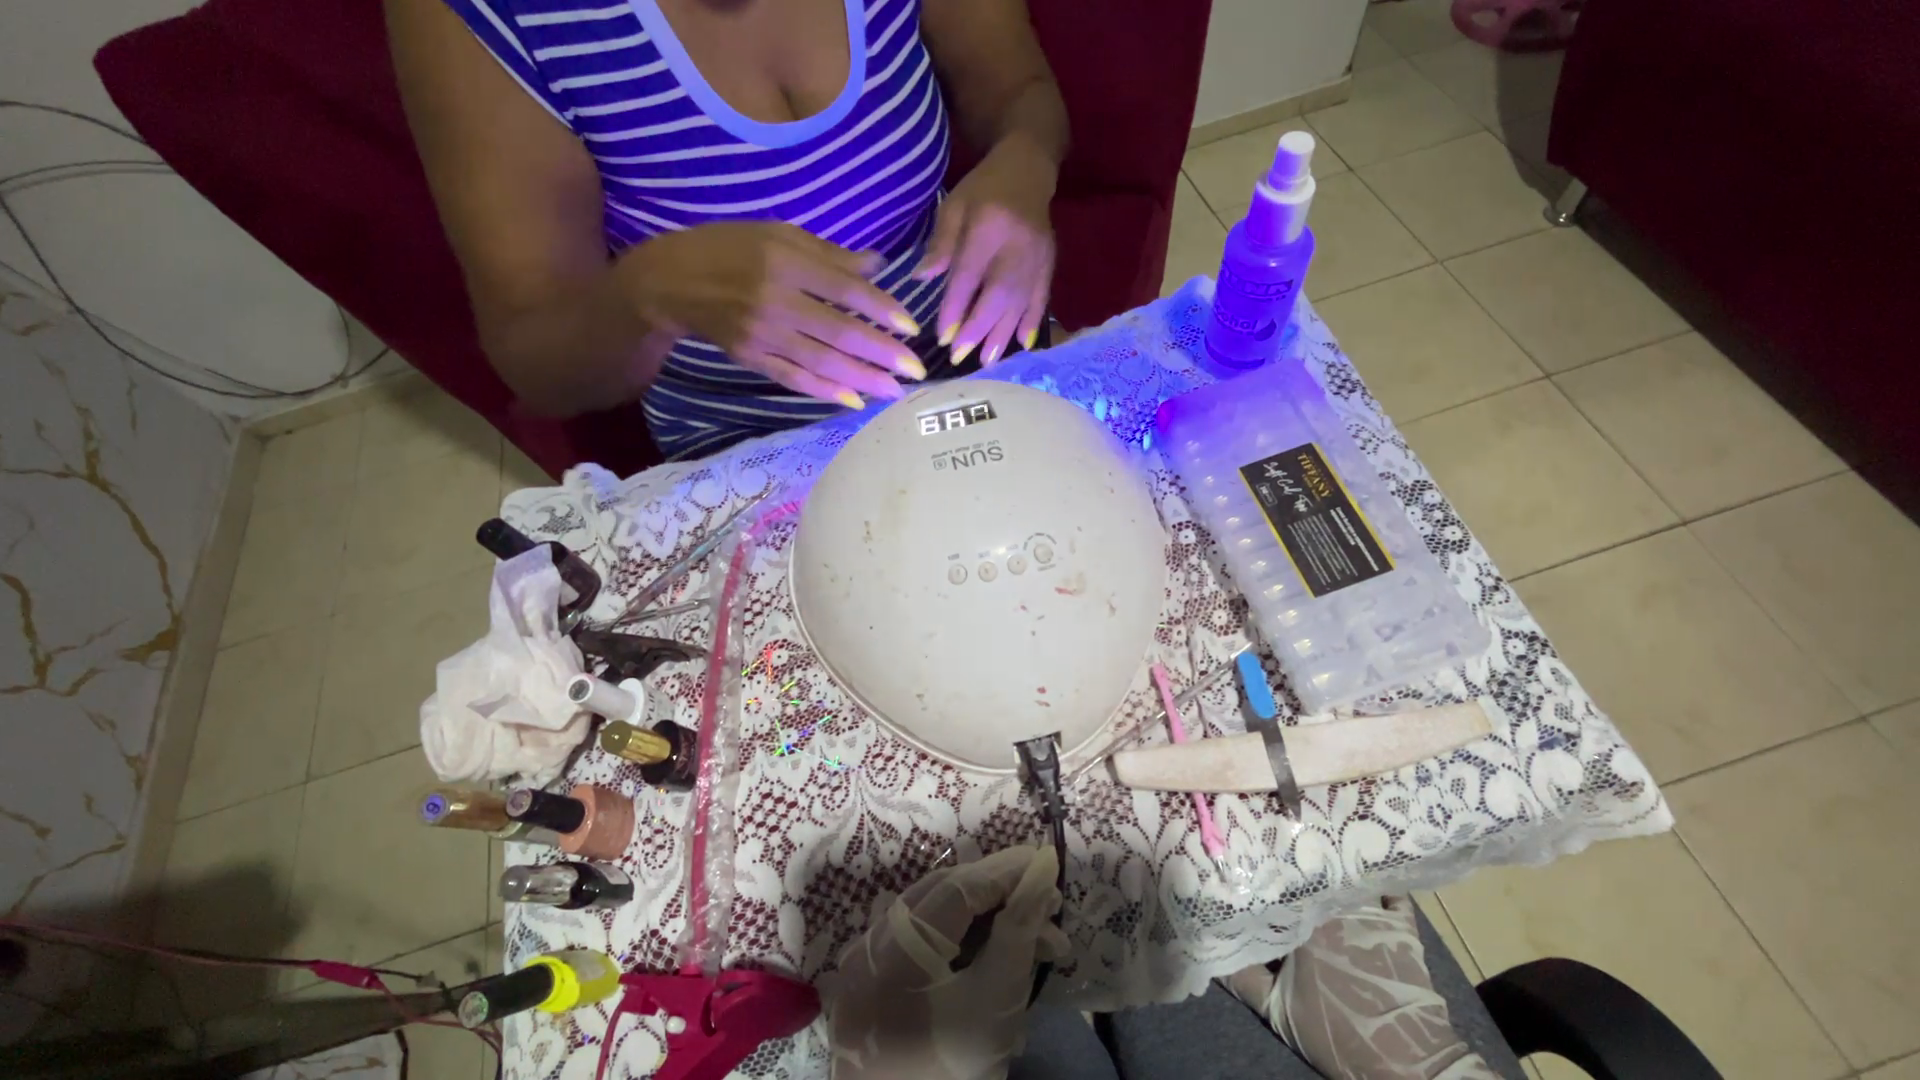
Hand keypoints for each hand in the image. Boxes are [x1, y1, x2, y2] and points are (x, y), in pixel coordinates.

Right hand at [627, 222, 926, 406]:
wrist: (670, 281)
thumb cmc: (729, 248)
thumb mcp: (778, 234)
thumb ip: (829, 254)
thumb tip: (879, 266)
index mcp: (786, 261)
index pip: (845, 290)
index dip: (882, 311)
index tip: (911, 328)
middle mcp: (775, 299)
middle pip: (838, 332)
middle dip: (881, 353)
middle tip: (916, 370)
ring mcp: (761, 333)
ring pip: (820, 361)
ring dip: (862, 379)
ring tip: (894, 392)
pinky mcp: (750, 357)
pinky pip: (793, 378)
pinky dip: (824, 391)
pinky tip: (853, 400)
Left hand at [823, 845, 1068, 1079]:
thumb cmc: (954, 1072)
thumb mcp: (997, 1000)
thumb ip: (1020, 928)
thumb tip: (1041, 869)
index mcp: (894, 947)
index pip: (958, 886)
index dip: (1007, 871)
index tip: (1048, 864)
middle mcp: (869, 944)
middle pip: (943, 896)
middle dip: (1001, 895)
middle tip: (1052, 907)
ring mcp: (863, 966)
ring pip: (933, 918)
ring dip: (987, 921)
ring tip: (1040, 942)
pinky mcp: (869, 987)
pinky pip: (919, 944)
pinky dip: (960, 942)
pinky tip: (999, 954)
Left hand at [916, 136, 1057, 367]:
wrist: (1029, 169)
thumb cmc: (983, 189)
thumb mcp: (953, 205)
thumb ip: (941, 243)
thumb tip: (922, 278)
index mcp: (990, 225)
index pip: (970, 273)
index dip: (956, 307)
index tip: (943, 337)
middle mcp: (1018, 244)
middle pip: (999, 293)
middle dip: (979, 328)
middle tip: (961, 357)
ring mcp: (1038, 256)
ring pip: (1021, 302)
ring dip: (1003, 334)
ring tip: (987, 362)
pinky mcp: (1050, 264)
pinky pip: (1042, 298)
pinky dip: (1032, 323)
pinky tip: (1021, 346)